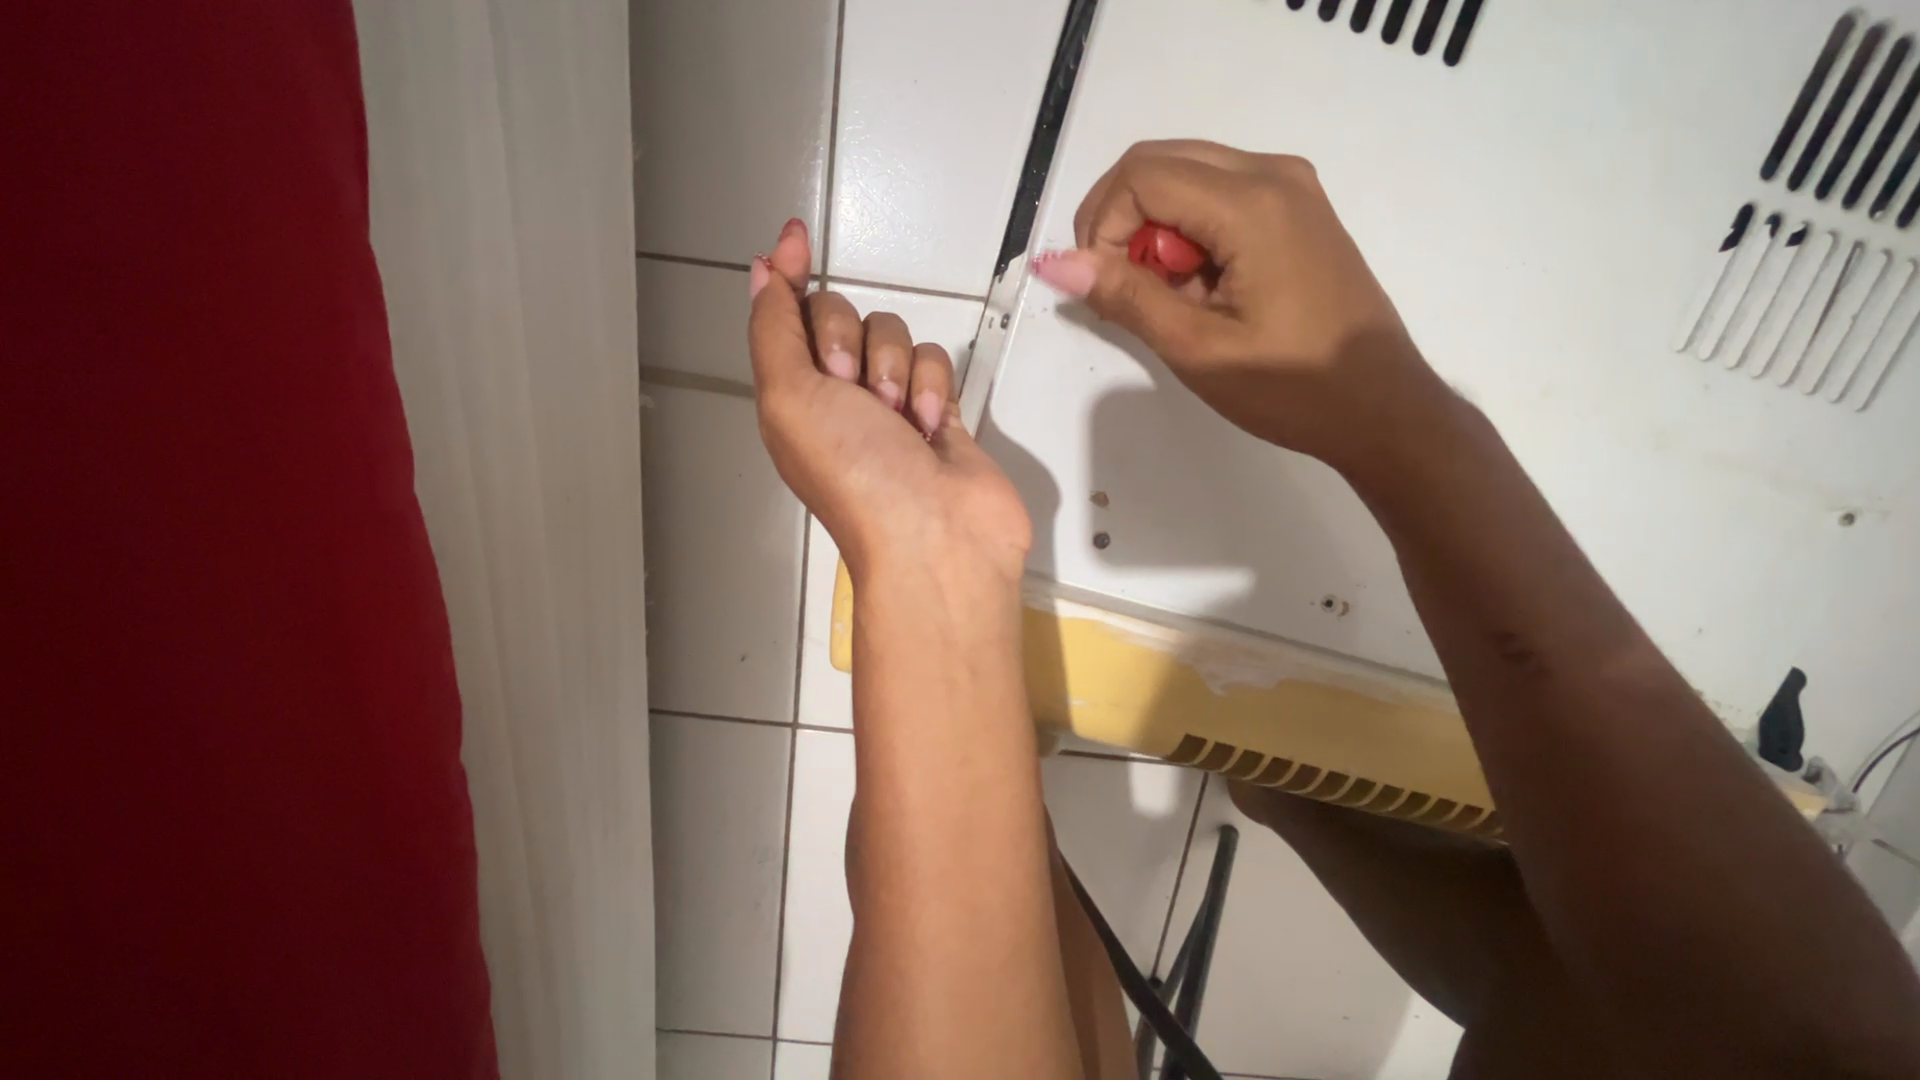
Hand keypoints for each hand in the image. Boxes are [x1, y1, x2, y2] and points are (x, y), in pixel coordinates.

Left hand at [747, 219, 1030, 583]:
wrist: (934, 537)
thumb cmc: (854, 472)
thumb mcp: (788, 397)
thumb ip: (773, 327)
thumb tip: (762, 271)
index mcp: (790, 398)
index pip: (784, 318)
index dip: (786, 276)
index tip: (794, 236)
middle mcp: (836, 398)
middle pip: (841, 318)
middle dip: (848, 342)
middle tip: (853, 388)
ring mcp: (890, 405)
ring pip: (892, 336)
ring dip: (896, 369)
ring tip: (900, 419)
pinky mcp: (938, 412)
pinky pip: (935, 363)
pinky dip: (934, 388)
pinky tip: (932, 427)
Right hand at [1031, 140, 1448, 472]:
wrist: (1381, 408)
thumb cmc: (1290, 388)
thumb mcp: (1196, 348)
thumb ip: (1125, 296)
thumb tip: (1055, 263)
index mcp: (1252, 204)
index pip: (1141, 174)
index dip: (1101, 225)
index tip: (1104, 287)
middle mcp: (1274, 174)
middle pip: (1160, 161)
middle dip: (1119, 220)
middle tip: (1119, 287)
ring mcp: (1292, 188)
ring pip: (1187, 175)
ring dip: (1153, 227)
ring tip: (1163, 294)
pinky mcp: (1297, 210)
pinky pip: (1218, 195)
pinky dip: (1188, 230)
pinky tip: (1198, 286)